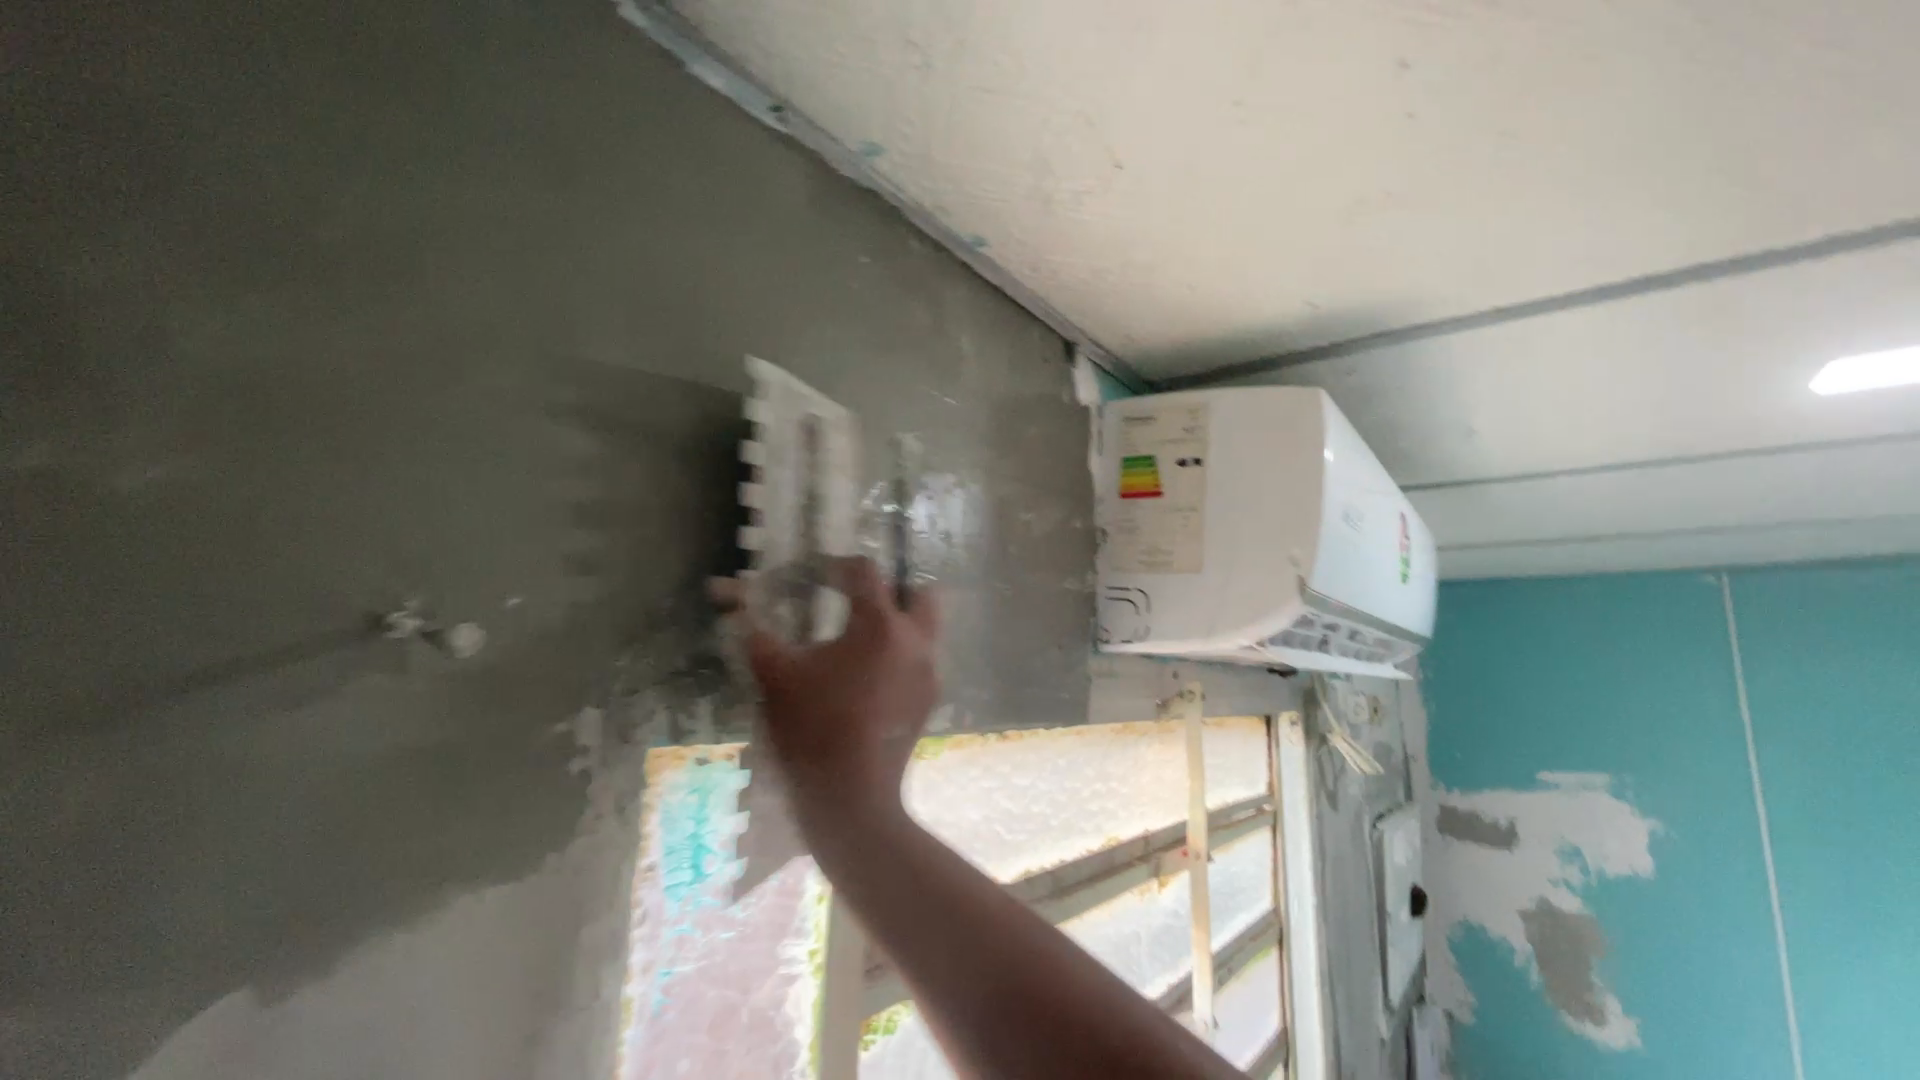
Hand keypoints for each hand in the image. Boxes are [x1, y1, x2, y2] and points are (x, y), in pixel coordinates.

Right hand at [741, 557, 940, 833]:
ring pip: (926, 628)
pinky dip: (901, 656)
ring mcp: (929, 673)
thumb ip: (751, 626)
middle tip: (855, 600)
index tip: (816, 576)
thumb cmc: (810, 729)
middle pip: (918, 592)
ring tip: (860, 639)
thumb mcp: (773, 674)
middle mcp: (915, 641)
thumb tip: (724, 588)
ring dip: (900, 622)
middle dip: (891, 588)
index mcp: (880, 625)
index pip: (866, 571)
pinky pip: (922, 661)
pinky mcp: (929, 701)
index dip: (838, 566)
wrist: (850, 797)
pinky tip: (868, 678)